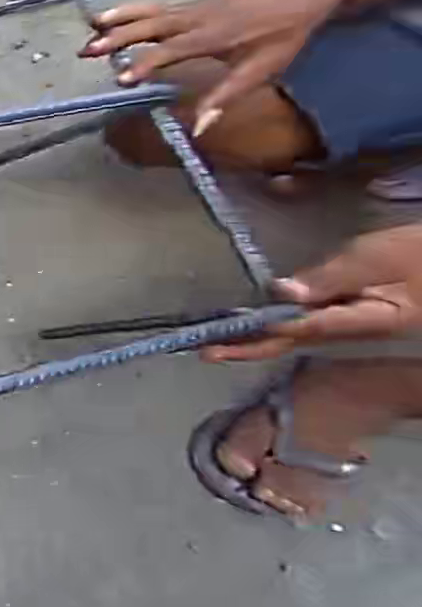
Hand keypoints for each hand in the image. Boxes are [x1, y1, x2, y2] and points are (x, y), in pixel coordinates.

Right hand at [80, 0, 370, 134]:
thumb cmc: (284, 31)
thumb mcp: (264, 67)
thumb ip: (225, 97)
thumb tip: (197, 129)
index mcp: (215, 36)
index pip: (174, 50)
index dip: (147, 64)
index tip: (122, 80)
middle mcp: (196, 20)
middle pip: (152, 27)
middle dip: (119, 38)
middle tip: (88, 51)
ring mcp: (188, 10)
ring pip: (147, 15)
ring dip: (115, 23)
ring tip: (88, 29)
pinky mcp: (183, 6)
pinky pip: (149, 10)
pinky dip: (123, 14)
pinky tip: (100, 19)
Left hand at [205, 225, 421, 361]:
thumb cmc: (421, 252)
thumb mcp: (379, 259)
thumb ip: (331, 278)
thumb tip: (284, 292)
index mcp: (375, 318)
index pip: (313, 325)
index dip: (274, 325)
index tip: (238, 327)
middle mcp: (358, 329)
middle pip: (296, 339)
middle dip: (250, 348)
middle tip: (206, 354)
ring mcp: (351, 325)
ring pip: (295, 336)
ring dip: (252, 341)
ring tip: (211, 347)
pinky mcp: (345, 316)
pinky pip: (301, 327)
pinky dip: (268, 329)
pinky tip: (241, 330)